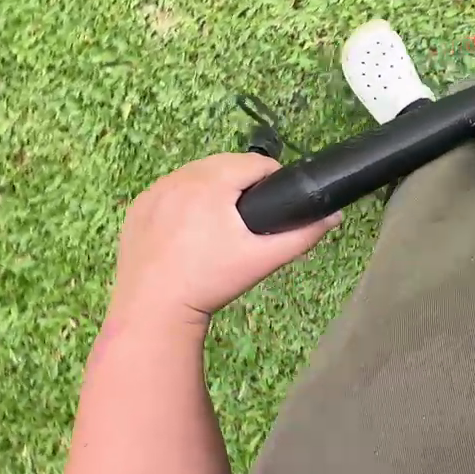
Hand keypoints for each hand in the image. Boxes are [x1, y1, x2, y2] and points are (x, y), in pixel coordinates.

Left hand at [106, 154, 341, 330]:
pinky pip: (173, 188)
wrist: (153, 311)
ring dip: (216, 185)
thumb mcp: (263, 259)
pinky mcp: (139, 206)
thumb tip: (336, 216)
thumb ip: (303, 235)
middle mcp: (180, 178)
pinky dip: (188, 196)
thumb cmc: (211, 281)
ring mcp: (155, 191)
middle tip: (254, 213)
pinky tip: (194, 223)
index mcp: (211, 183)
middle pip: (226, 163)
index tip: (277, 202)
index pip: (255, 163)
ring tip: (226, 217)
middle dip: (244, 180)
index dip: (273, 177)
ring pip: (198, 173)